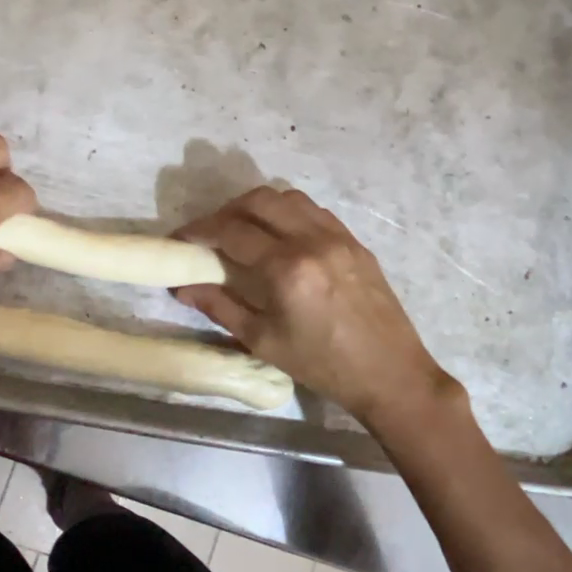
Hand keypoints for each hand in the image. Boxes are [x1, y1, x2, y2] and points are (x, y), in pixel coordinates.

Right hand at [173, 187, 460, 434]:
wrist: (390, 374)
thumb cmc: (322, 365)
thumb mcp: (263, 341)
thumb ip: (220, 307)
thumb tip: (183, 288)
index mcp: (287, 269)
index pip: (232, 231)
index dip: (200, 230)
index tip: (180, 238)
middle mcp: (313, 241)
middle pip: (259, 201)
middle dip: (226, 211)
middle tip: (210, 233)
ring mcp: (338, 237)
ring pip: (289, 198)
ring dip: (259, 207)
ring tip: (243, 230)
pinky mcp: (355, 243)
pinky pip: (314, 211)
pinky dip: (289, 214)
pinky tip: (280, 237)